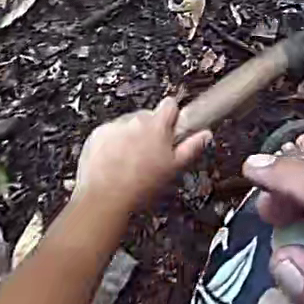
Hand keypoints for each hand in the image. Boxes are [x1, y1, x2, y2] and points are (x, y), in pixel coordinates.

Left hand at [73, 97, 210, 212]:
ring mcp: (115, 126)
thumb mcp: (173, 168)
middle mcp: (136, 120)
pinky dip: (111, 142)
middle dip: (149, 130)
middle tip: (149, 153)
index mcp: (158, 125)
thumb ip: (192, 147)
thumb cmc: (140, 186)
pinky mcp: (98, 134)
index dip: (171, 116)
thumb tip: (206, 134)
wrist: (104, 199)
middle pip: (147, 116)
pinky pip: (109, 132)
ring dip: (130, 136)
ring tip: (128, 161)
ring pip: (127, 124)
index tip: (169, 128)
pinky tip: (113, 161)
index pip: (170, 104)